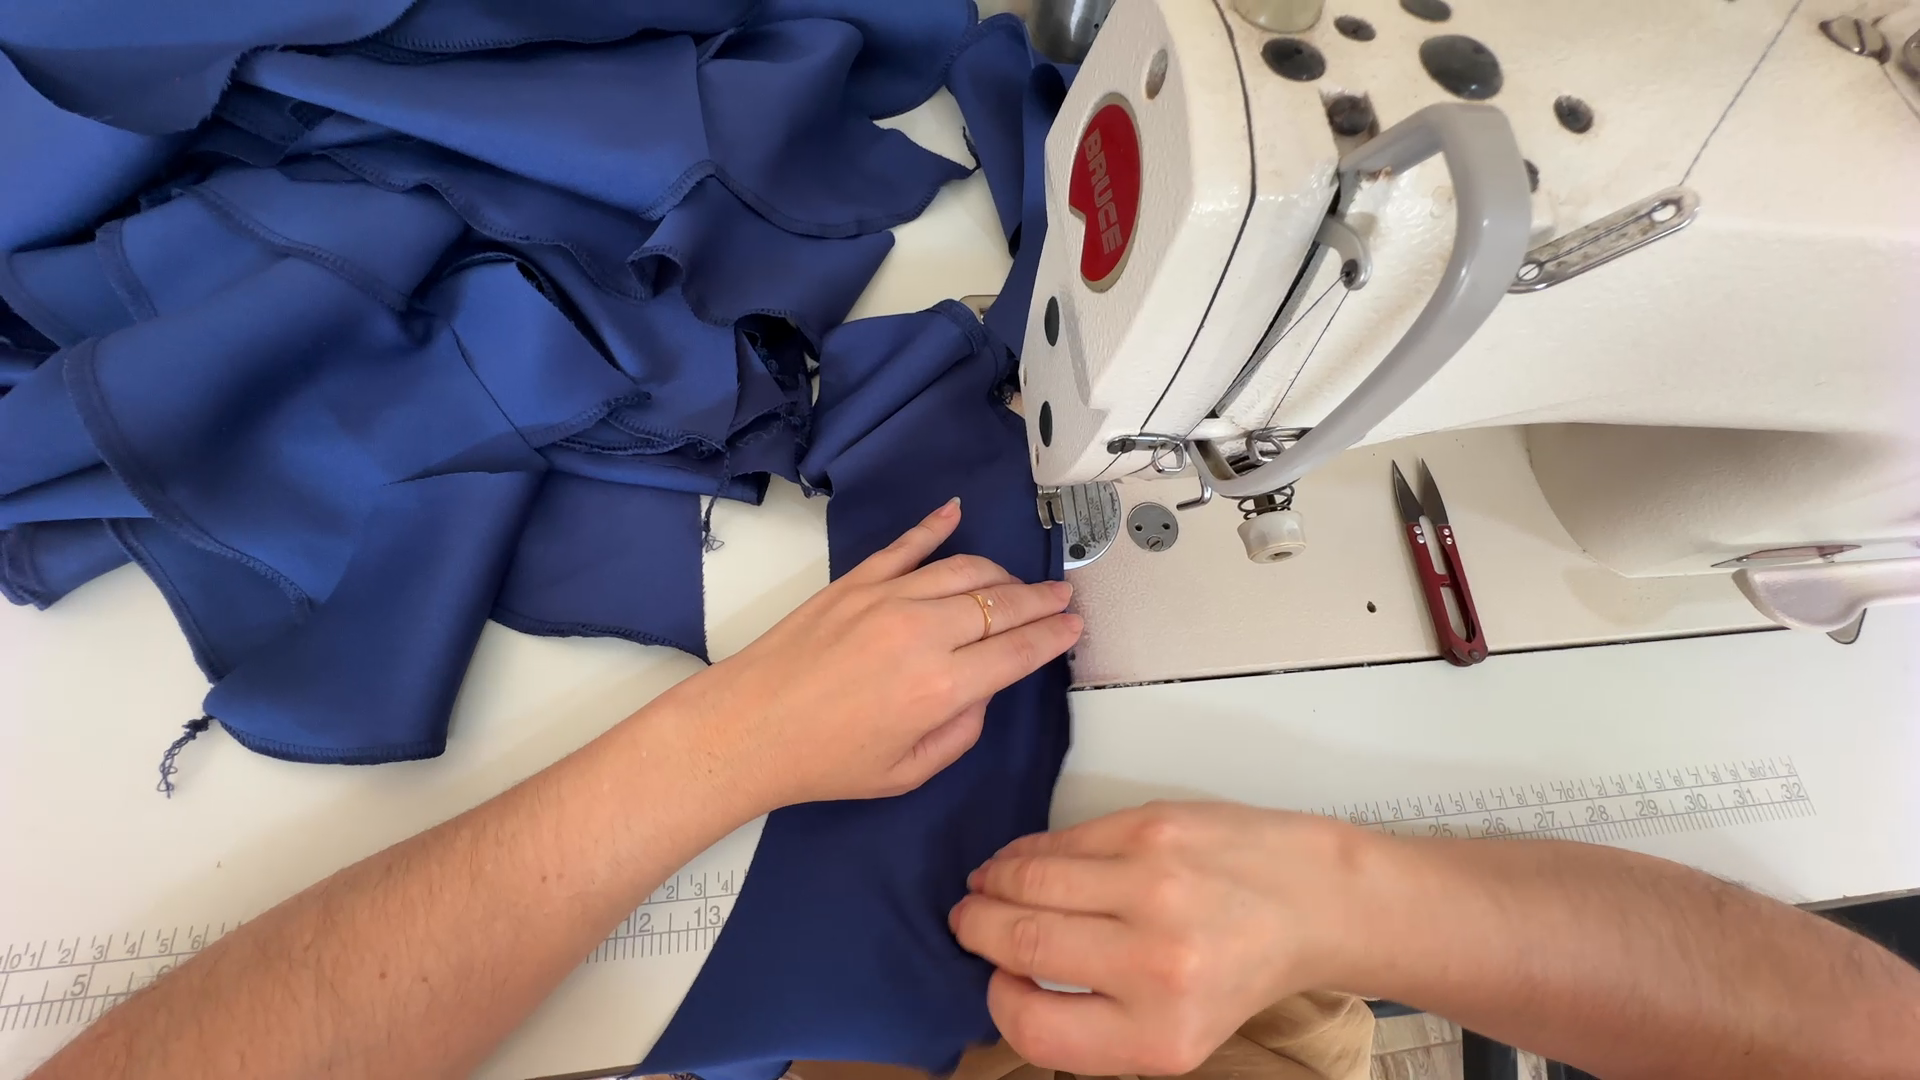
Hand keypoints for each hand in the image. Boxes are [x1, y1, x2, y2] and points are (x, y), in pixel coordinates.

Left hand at [662, 498, 1081, 811]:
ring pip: (965, 569)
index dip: (1054, 635)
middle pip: (1002, 604)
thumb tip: (981, 688)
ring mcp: (888, 597)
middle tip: (1063, 596)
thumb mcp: (908, 771)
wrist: (748, 727)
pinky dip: (934, 525)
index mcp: (942, 687)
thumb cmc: (826, 761)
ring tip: (1019, 582)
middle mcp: (924, 632)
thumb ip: (961, 730)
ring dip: (1002, 573)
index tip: (1074, 625)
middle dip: (1041, 600)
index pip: (1019, 650)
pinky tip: (955, 512)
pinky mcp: (856, 580)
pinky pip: (906, 544)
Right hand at [949, 802, 1377, 1075]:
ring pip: (1030, 879)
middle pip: (1019, 942)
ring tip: (984, 885)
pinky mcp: (1149, 826)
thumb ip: (1097, 1018)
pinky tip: (1018, 858)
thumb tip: (1008, 975)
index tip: (998, 976)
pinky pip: (1061, 839)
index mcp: (1158, 1036)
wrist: (1306, 898)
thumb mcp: (1177, 1031)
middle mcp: (1152, 962)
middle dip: (975, 928)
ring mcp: (1150, 884)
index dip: (999, 998)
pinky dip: (1025, 850)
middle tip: (965, 919)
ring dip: (991, 882)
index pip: (1033, 1026)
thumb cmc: (1237, 968)